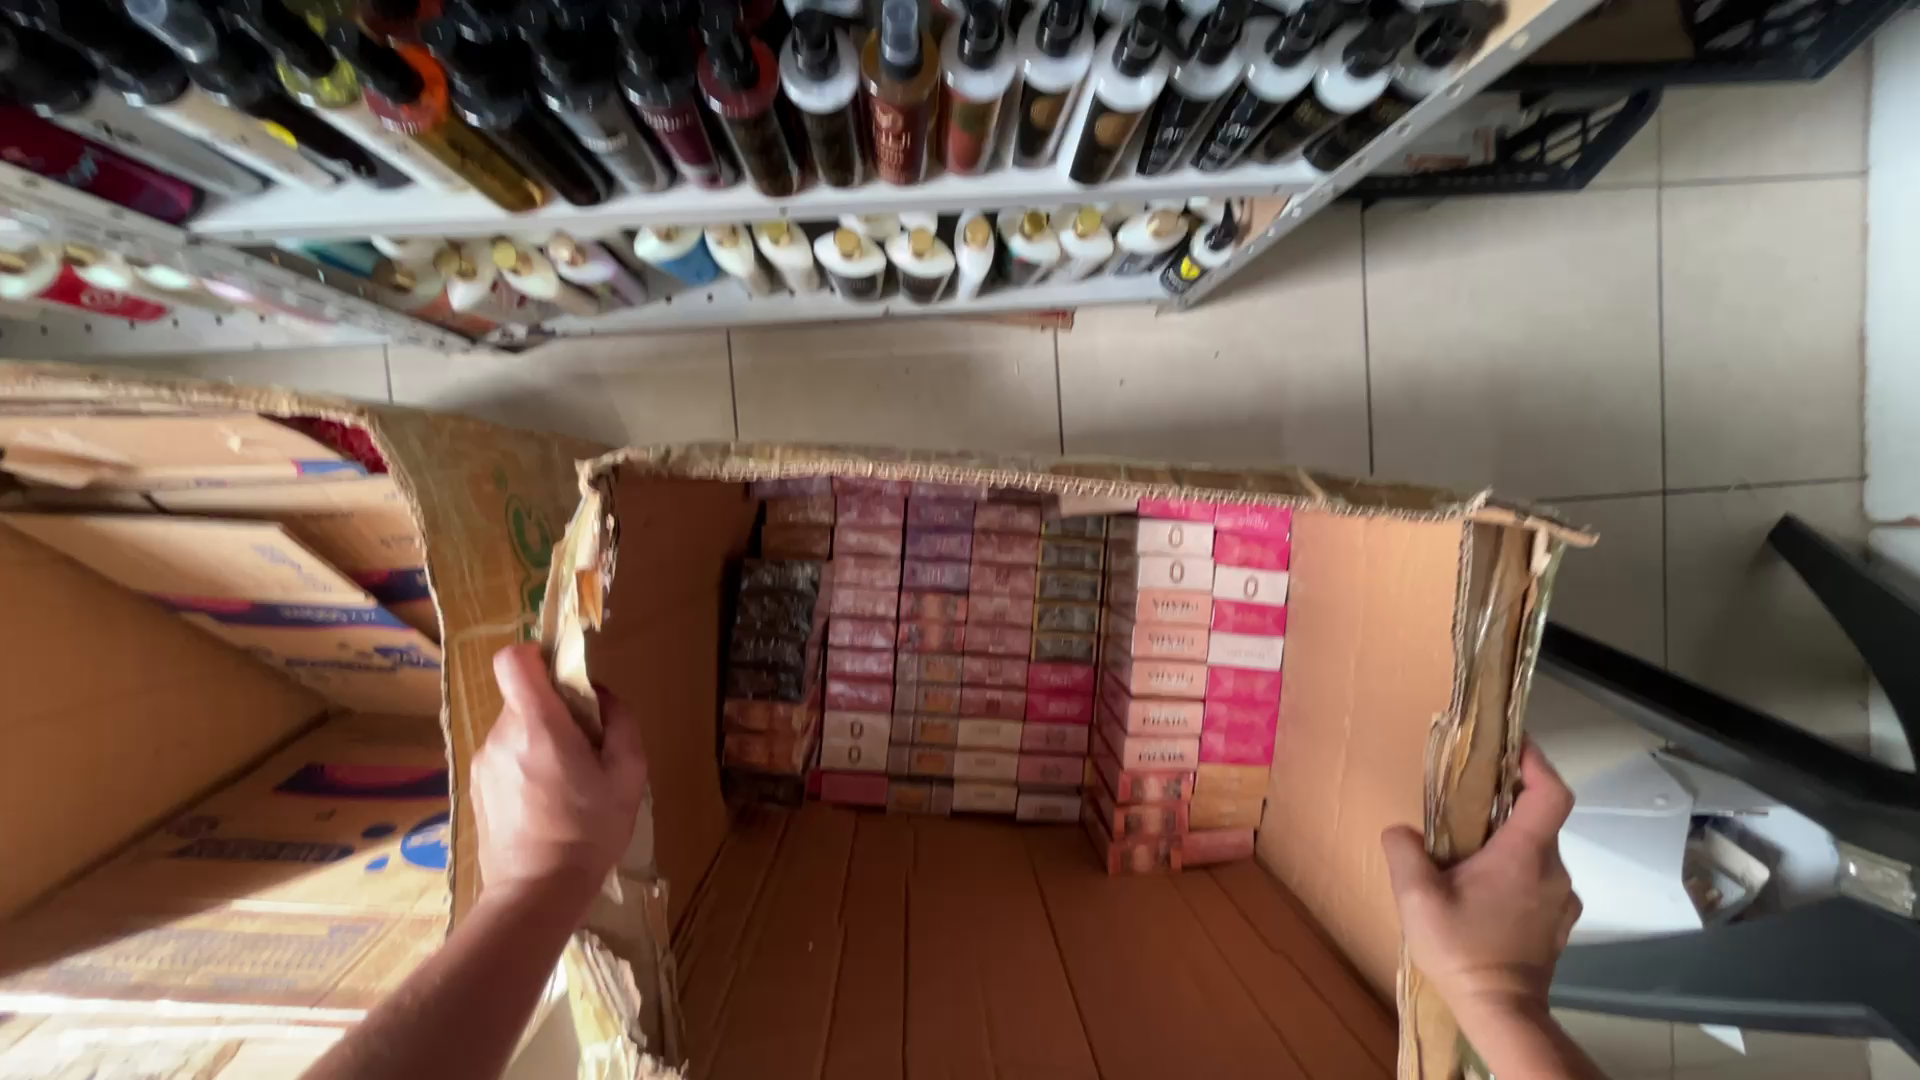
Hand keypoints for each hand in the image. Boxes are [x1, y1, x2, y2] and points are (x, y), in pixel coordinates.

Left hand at [471, 643, 648, 914]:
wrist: (536, 893)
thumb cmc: (590, 830)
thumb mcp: (629, 772)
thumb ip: (619, 721)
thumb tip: (601, 693)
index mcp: (539, 727)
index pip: (513, 661)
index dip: (538, 655)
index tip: (566, 675)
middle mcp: (501, 737)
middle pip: (525, 696)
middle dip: (557, 707)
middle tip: (587, 745)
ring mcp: (483, 762)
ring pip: (517, 725)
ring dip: (544, 736)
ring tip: (570, 778)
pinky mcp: (475, 786)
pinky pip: (506, 752)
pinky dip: (528, 760)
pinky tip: (548, 797)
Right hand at [1381, 741, 1581, 1024]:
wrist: (1501, 1012)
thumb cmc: (1462, 950)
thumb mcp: (1415, 897)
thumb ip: (1403, 850)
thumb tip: (1403, 830)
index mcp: (1524, 857)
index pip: (1550, 795)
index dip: (1536, 762)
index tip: (1513, 743)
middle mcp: (1553, 872)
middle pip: (1539, 819)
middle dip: (1504, 798)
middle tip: (1462, 792)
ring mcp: (1560, 899)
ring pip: (1536, 848)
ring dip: (1504, 834)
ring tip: (1461, 842)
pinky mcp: (1555, 920)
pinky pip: (1536, 874)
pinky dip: (1511, 863)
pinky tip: (1476, 881)